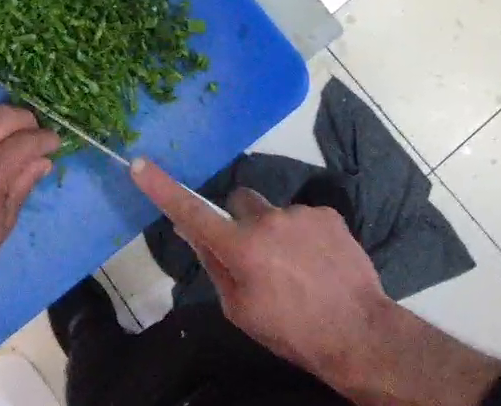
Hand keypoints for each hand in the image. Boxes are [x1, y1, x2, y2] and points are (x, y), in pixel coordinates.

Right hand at [130, 158, 398, 386]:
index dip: (162, 188)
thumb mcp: (240, 311)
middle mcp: (266, 220)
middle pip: (239, 203)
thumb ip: (215, 266)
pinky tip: (320, 264)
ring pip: (273, 212)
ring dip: (277, 232)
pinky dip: (306, 236)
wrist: (361, 335)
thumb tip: (194, 232)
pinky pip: (303, 218)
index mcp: (240, 248)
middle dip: (241, 222)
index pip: (191, 212)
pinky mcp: (328, 214)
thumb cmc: (292, 332)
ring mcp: (299, 213)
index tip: (139, 164)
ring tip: (298, 270)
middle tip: (257, 257)